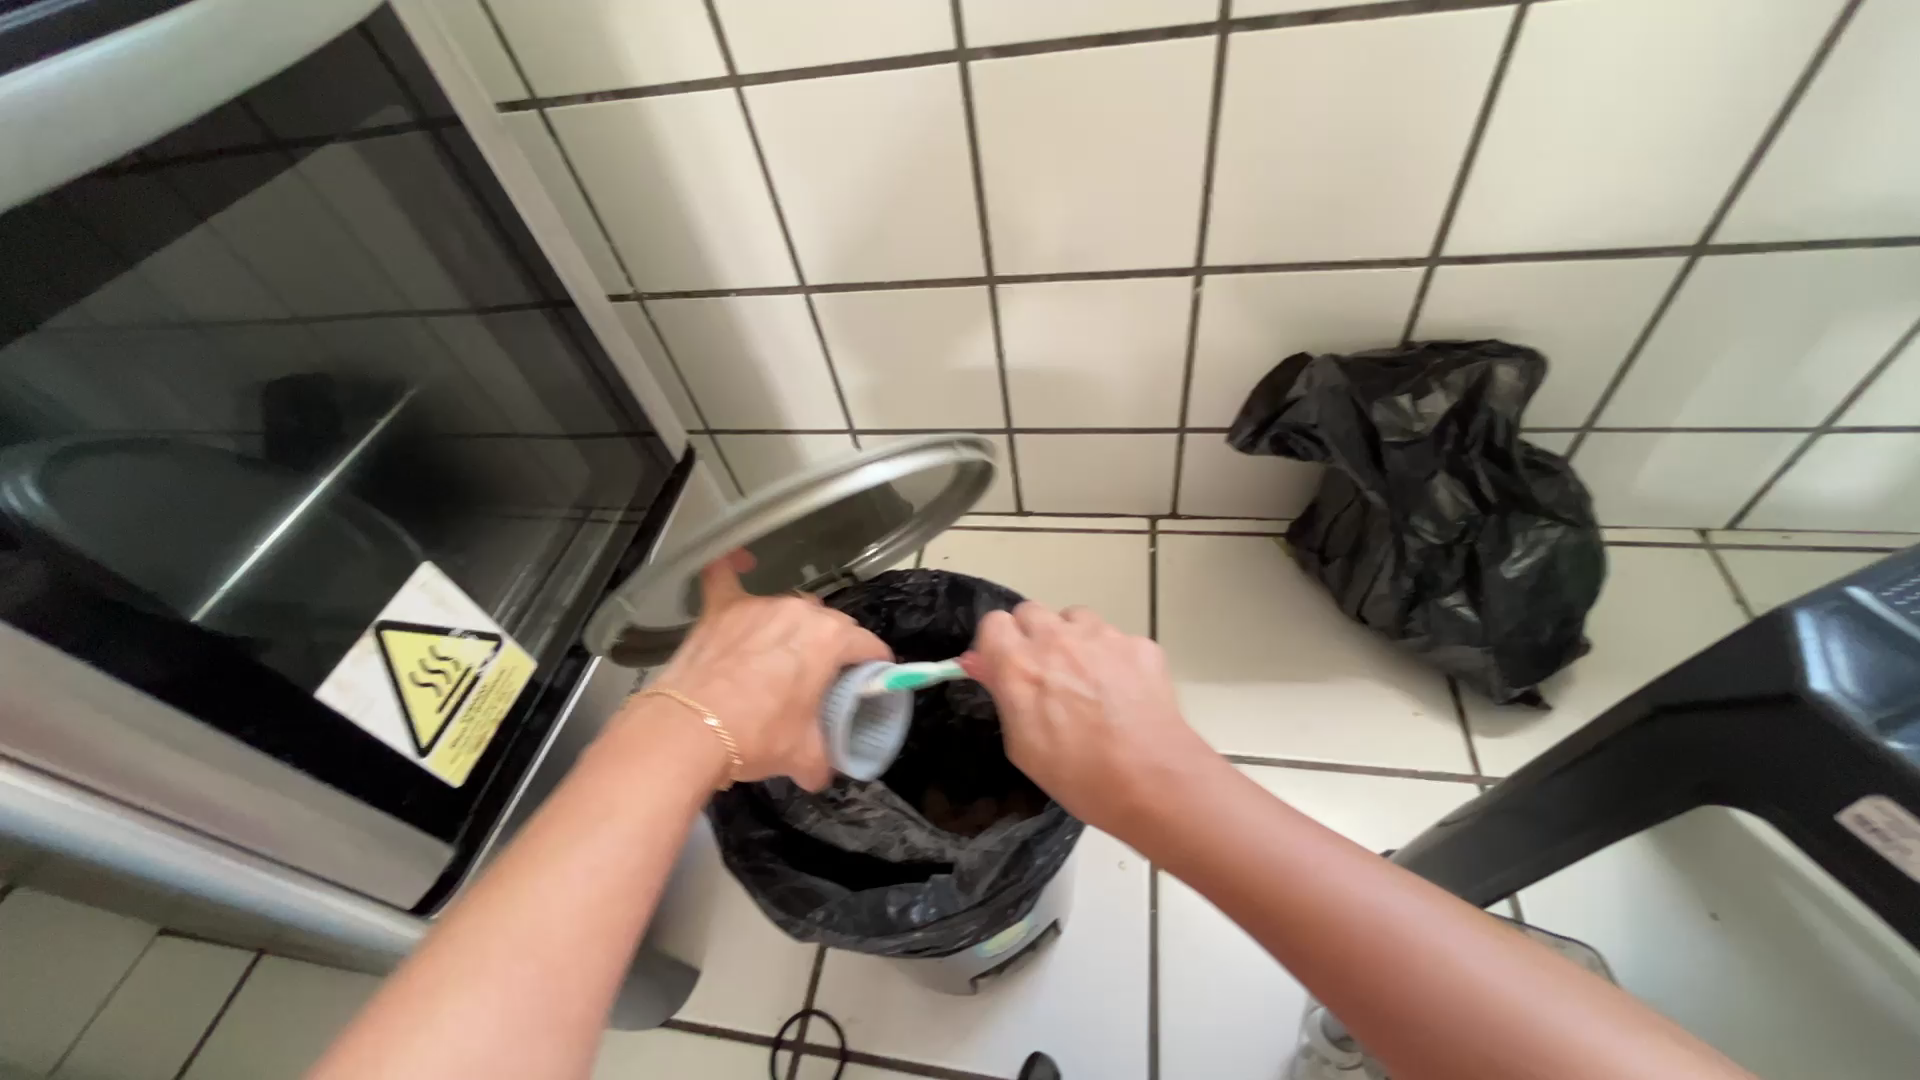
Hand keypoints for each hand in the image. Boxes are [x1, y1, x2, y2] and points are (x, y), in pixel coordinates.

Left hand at [637, 551, 891, 789]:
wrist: (689, 732)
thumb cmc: (756, 736)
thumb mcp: (804, 756)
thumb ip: (824, 759)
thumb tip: (821, 772)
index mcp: (832, 640)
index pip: (869, 646)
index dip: (874, 667)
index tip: (870, 682)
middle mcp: (801, 612)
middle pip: (830, 626)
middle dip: (832, 650)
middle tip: (820, 683)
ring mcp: (759, 606)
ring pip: (789, 610)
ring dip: (791, 630)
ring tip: (779, 659)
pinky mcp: (722, 608)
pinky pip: (725, 576)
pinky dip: (732, 569)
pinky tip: (738, 563)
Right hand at [959, 602, 1212, 833]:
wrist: (1153, 780)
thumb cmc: (1077, 775)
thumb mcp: (1021, 744)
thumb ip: (1001, 693)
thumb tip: (980, 663)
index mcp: (1020, 664)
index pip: (993, 622)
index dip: (998, 644)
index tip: (1006, 666)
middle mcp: (1057, 639)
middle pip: (1030, 611)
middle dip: (1032, 636)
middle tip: (1045, 672)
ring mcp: (1102, 636)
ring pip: (1074, 618)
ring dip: (1073, 639)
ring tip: (1087, 678)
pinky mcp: (1138, 643)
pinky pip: (1115, 638)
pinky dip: (1113, 656)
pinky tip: (1124, 690)